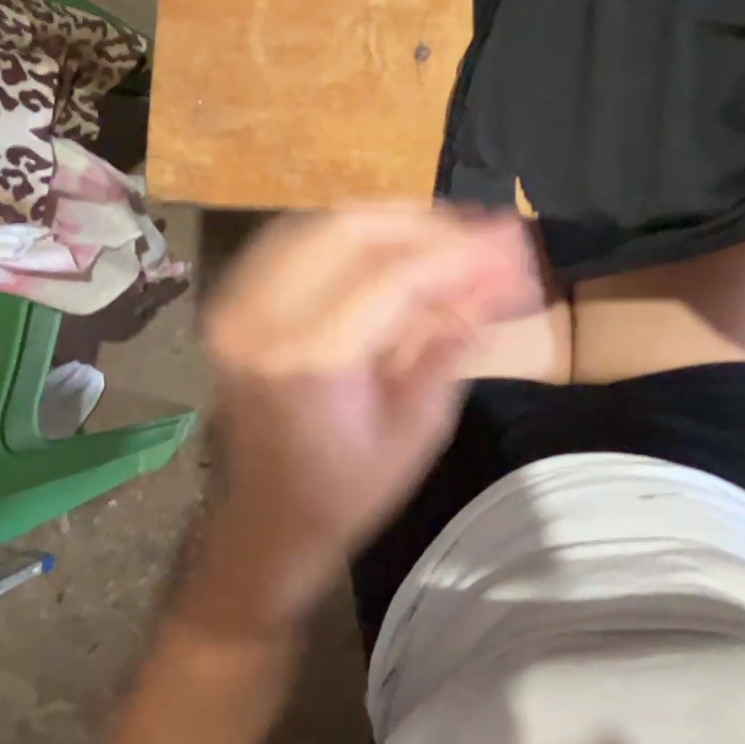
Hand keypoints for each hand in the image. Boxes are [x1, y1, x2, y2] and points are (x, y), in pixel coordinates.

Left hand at [186, 206, 540, 630]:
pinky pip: (297, 239)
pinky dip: (353, 232)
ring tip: (449, 231)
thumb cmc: (348, 493)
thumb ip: (453, 342)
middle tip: (482, 230)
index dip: (458, 251)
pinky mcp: (235, 302)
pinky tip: (394, 240)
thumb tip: (500, 277)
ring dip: (394, 220)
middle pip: (354, 232)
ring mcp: (239, 306)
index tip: (509, 238)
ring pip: (324, 224)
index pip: (394, 277)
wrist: (266, 523)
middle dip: (428, 224)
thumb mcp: (419, 428)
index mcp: (311, 360)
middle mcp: (264, 319)